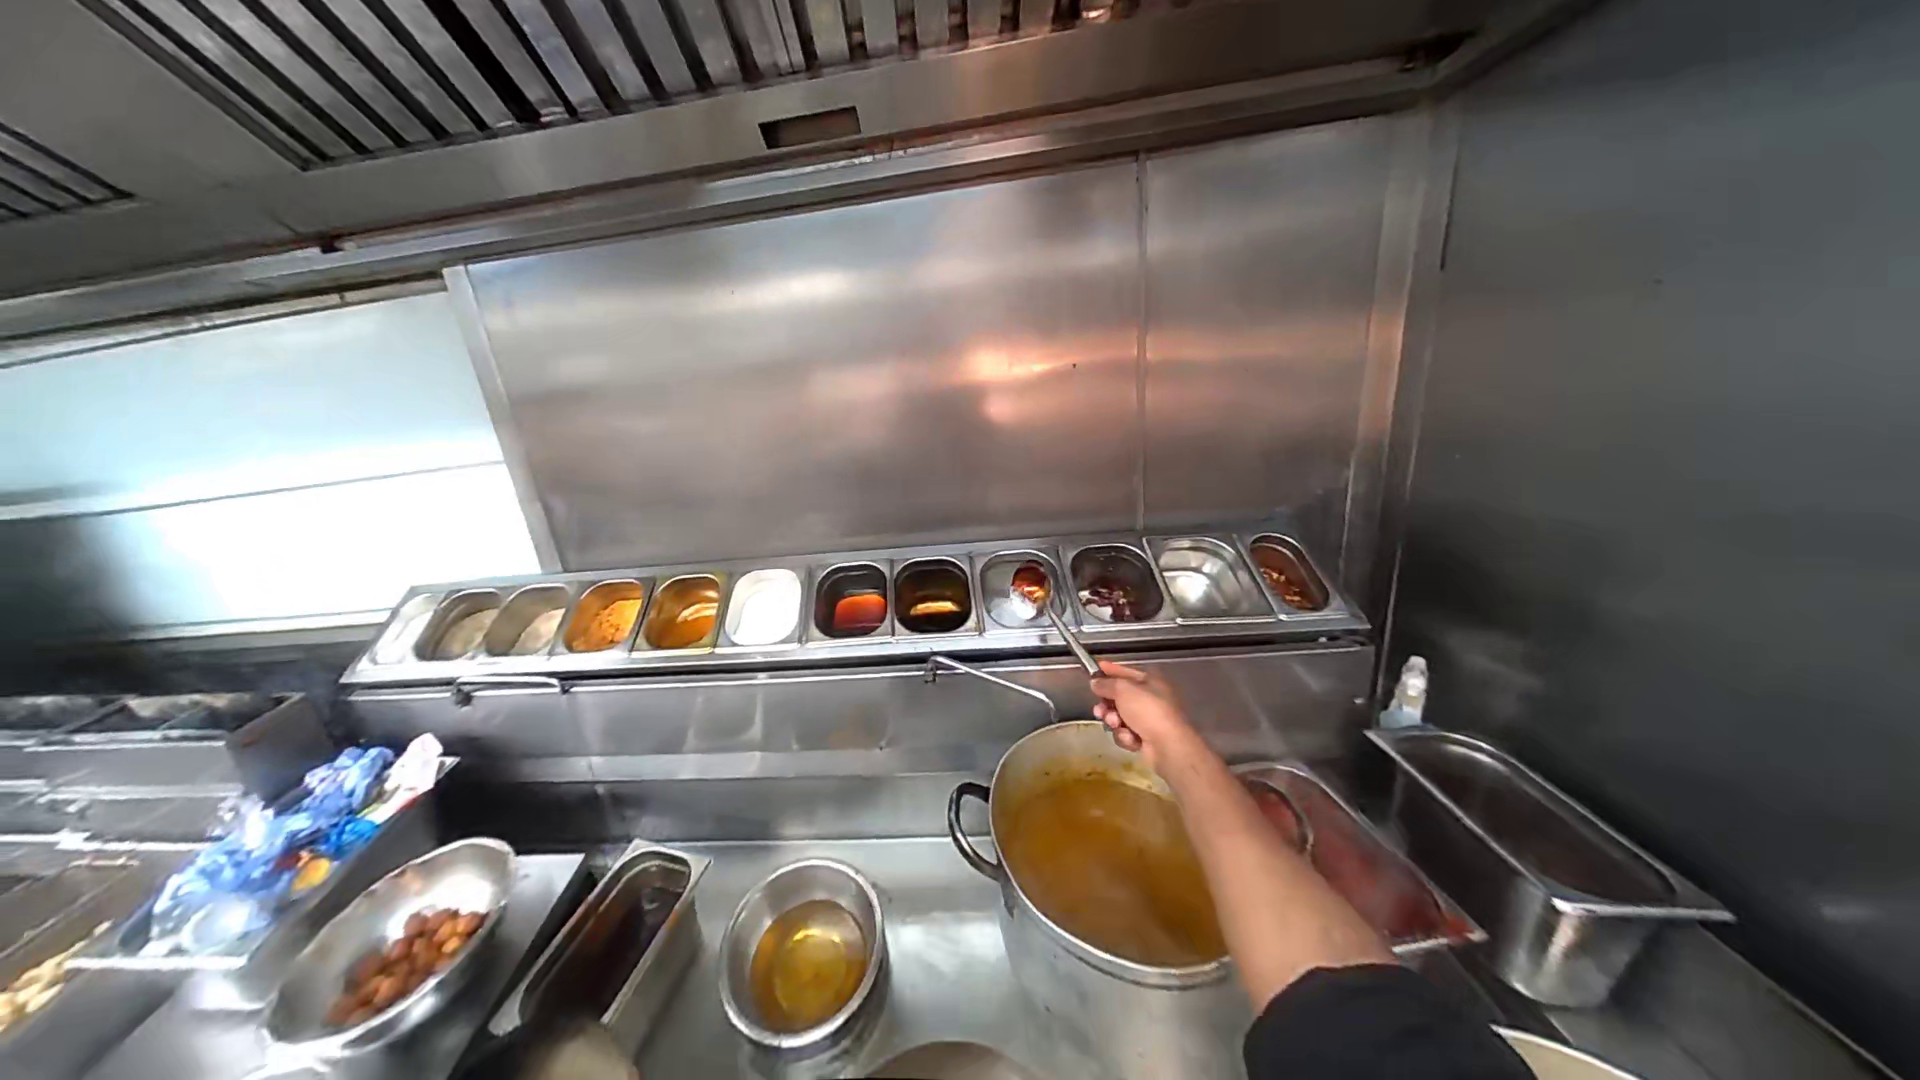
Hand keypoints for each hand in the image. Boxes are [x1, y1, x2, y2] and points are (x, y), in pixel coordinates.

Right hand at [1089, 661, 1209, 772]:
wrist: (1167, 746)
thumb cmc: (1148, 711)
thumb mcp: (1123, 690)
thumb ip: (1106, 684)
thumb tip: (1095, 682)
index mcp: (1149, 681)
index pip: (1124, 671)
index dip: (1108, 670)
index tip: (1092, 670)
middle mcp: (1150, 698)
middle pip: (1119, 697)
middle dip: (1107, 705)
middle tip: (1099, 710)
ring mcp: (1148, 719)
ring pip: (1119, 717)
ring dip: (1114, 721)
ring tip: (1116, 724)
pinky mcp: (1146, 738)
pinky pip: (1126, 733)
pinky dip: (1125, 736)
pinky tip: (1131, 738)